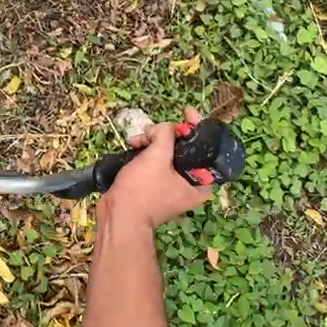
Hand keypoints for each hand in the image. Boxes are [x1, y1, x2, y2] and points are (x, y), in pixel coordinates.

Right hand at [98, 107, 215, 232]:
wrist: (119, 216)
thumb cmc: (143, 189)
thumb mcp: (157, 157)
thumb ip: (166, 135)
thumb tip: (166, 127)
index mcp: (201, 183)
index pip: (206, 147)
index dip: (196, 126)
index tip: (186, 111)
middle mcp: (190, 184)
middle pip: (183, 148)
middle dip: (165, 134)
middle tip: (150, 132)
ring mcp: (172, 185)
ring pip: (166, 153)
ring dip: (151, 141)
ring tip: (136, 141)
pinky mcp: (155, 185)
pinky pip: (155, 162)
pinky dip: (145, 152)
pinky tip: (133, 147)